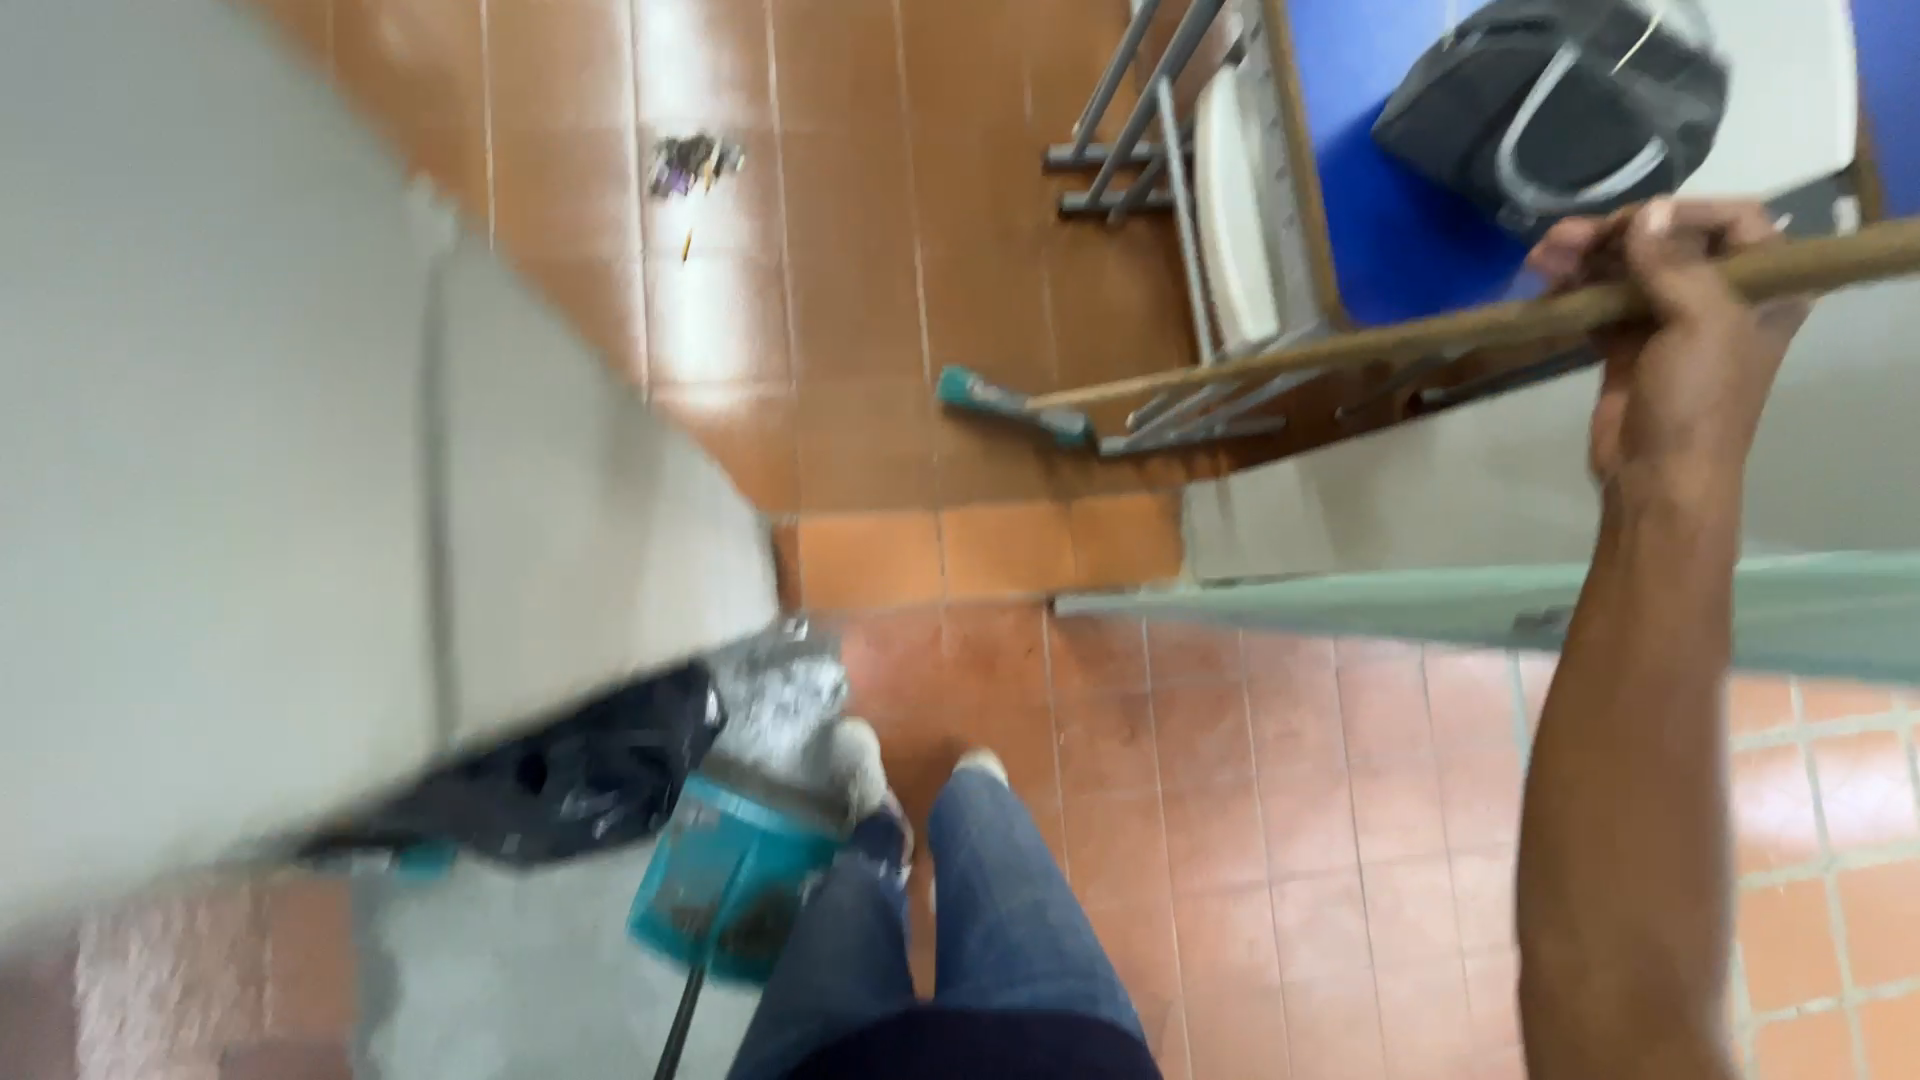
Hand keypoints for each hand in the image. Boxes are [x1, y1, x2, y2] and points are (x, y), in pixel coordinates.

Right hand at [1526, 198, 1810, 508]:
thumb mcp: (1700, 323)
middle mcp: (1719, 298)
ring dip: (1583, 263)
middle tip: (1560, 239)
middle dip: (1613, 237)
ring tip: (1539, 258)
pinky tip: (1545, 289)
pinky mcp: (1626, 348)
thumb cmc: (1696, 399)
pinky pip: (1599, 308)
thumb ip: (1673, 265)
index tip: (1627, 222)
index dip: (1679, 213)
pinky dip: (1572, 295)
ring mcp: (1668, 324)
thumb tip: (1644, 214)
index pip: (1732, 221)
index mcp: (1762, 286)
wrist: (1658, 471)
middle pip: (1665, 247)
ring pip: (1625, 276)